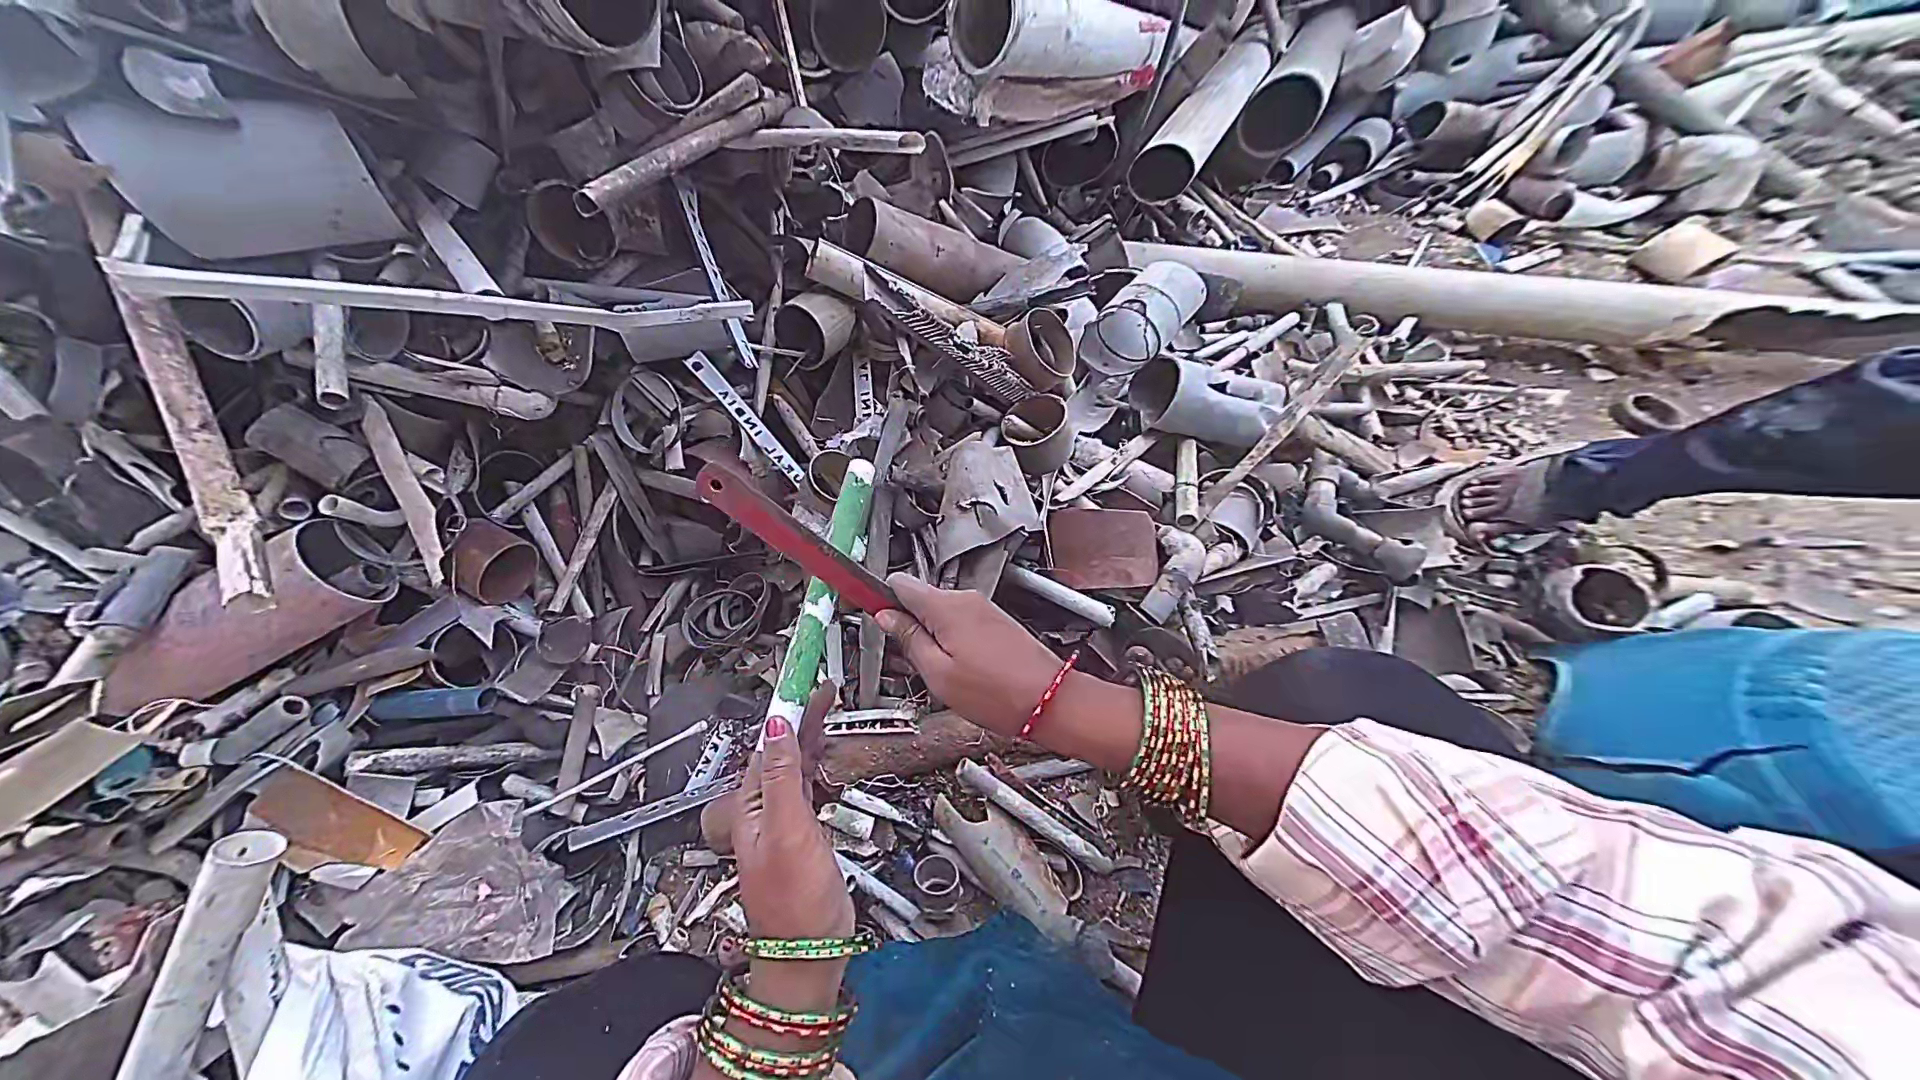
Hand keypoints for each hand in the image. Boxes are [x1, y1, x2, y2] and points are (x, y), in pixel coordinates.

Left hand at [730, 708, 854, 943]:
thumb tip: (775, 727)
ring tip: (826, 710)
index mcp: (752, 803)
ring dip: (810, 734)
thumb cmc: (795, 901)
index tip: (804, 681)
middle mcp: (763, 807)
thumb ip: (780, 776)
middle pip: (782, 748)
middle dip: (802, 716)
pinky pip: (807, 783)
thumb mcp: (787, 830)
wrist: (810, 953)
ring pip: (795, 763)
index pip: (770, 742)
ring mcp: (783, 819)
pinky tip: (824, 755)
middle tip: (825, 689)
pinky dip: (818, 761)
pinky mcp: (802, 831)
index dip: (788, 707)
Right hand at [873, 573, 1065, 737]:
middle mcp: (966, 599)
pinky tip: (960, 670)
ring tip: (942, 673)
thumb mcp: (937, 674)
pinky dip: (951, 641)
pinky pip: (960, 623)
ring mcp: (983, 608)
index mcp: (946, 606)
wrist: (1050, 699)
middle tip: (910, 661)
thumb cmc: (999, 693)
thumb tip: (887, 618)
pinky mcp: (995, 621)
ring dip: (930, 637)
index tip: (867, 610)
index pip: (899, 583)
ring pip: (939, 613)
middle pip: (919, 599)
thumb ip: (908, 639)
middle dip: (907, 625)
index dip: (878, 597)